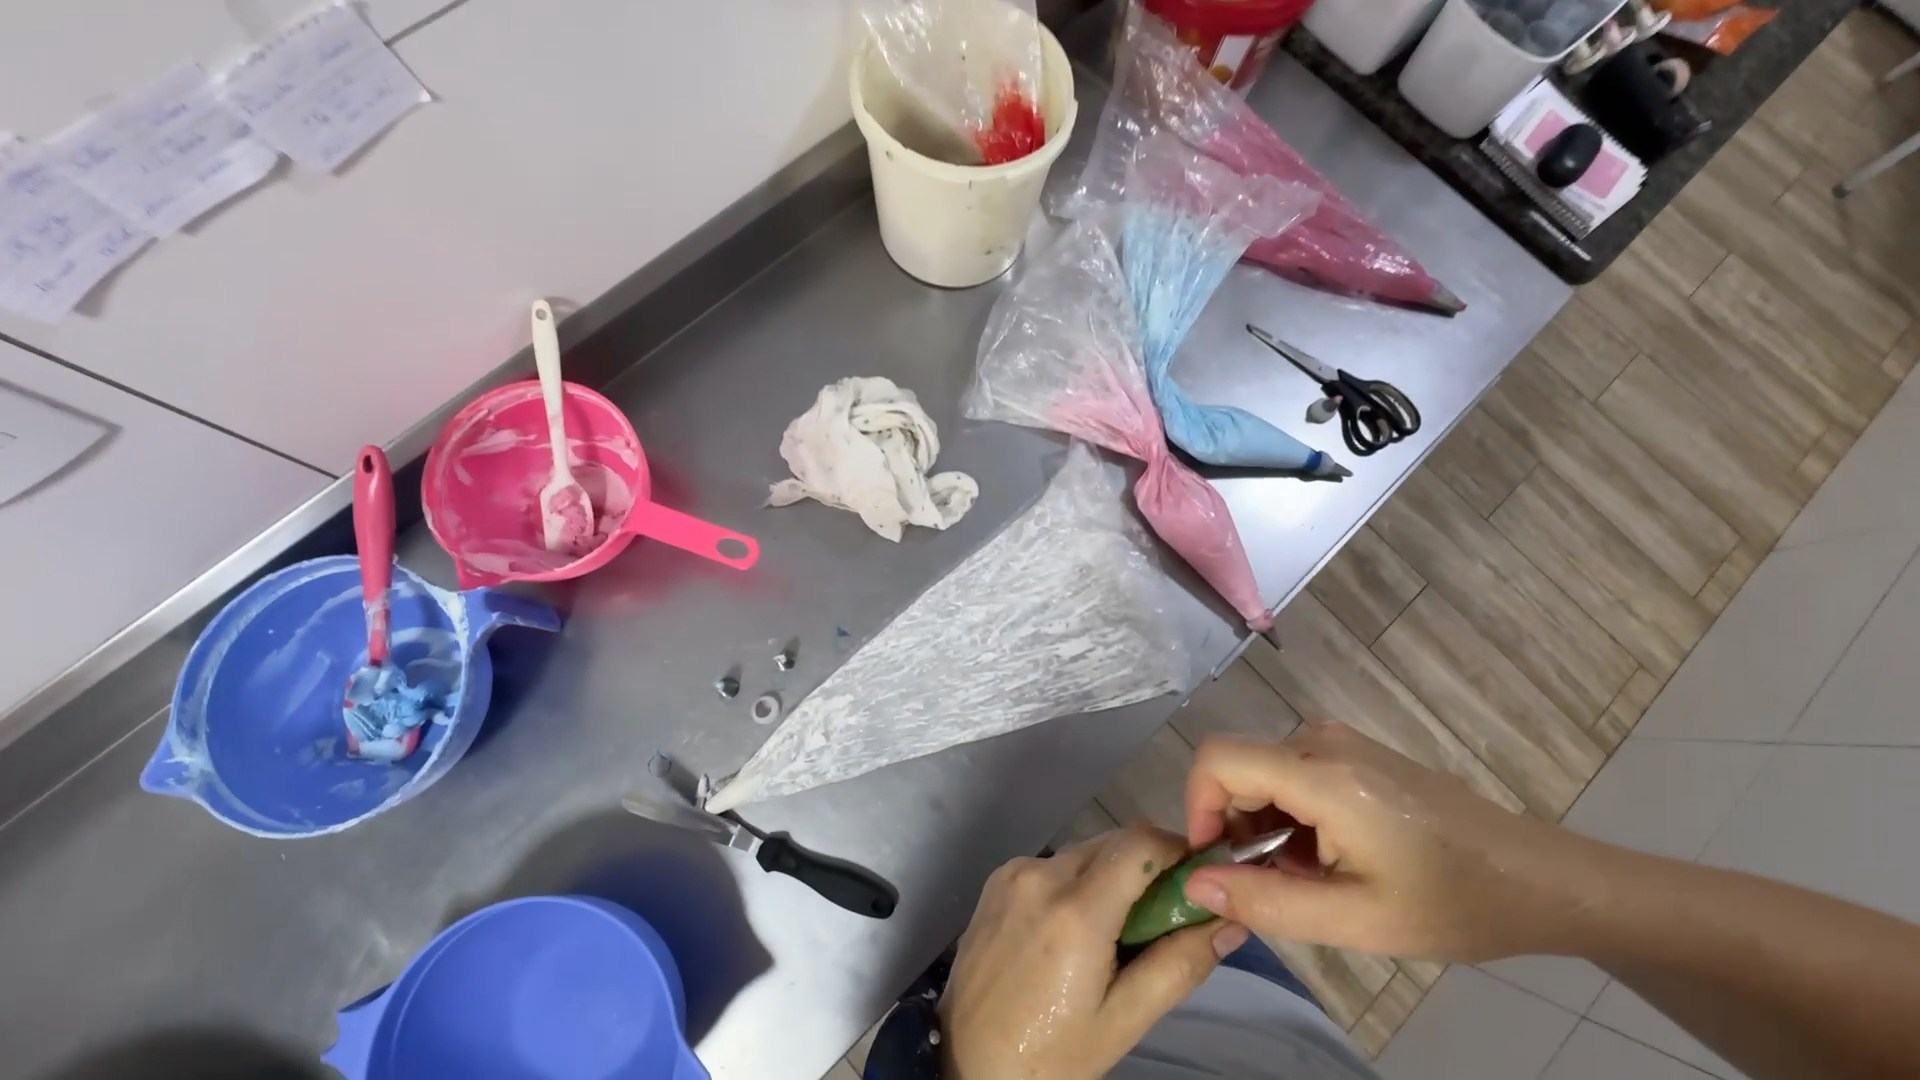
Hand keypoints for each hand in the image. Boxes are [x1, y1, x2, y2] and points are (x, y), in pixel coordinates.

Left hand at [940, 826, 1249, 1079]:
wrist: (966, 1060)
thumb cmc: (1053, 1051)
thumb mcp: (1124, 1020)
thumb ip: (1180, 965)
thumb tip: (1230, 922)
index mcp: (1076, 908)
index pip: (1141, 842)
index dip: (1177, 850)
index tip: (1198, 880)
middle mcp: (1042, 873)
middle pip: (1114, 842)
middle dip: (1149, 867)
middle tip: (1166, 915)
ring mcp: (1014, 872)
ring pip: (1084, 851)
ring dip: (1112, 875)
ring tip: (1118, 931)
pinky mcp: (997, 879)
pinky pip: (1054, 864)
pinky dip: (1077, 882)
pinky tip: (1075, 930)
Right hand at [1181, 724, 1585, 962]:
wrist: (1538, 879)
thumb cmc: (1451, 903)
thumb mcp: (1355, 920)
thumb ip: (1265, 902)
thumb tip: (1193, 881)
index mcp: (1321, 774)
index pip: (1217, 760)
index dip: (1198, 807)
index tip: (1216, 862)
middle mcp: (1323, 741)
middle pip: (1238, 769)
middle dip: (1237, 828)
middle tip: (1273, 886)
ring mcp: (1342, 742)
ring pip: (1263, 774)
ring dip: (1267, 828)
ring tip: (1312, 879)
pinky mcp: (1356, 752)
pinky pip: (1293, 773)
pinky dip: (1291, 816)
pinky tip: (1332, 858)